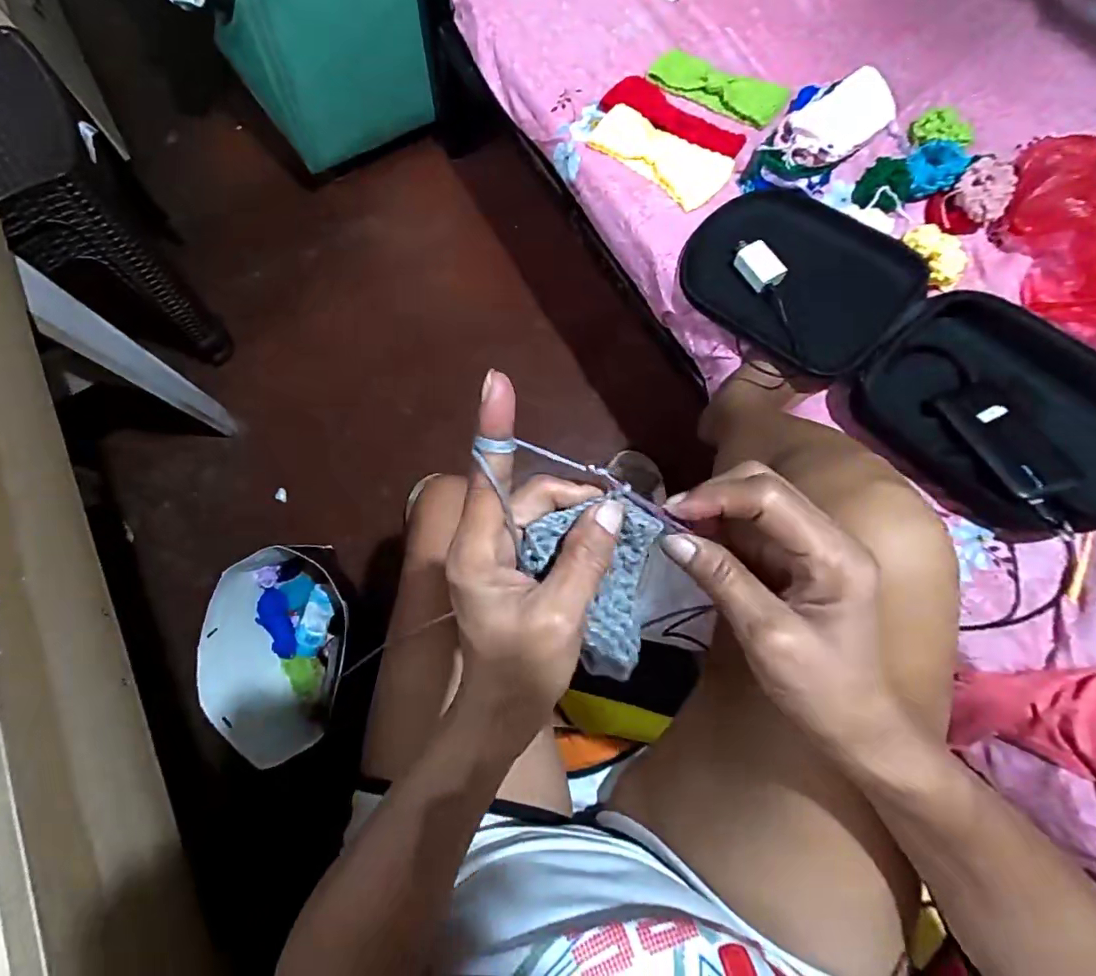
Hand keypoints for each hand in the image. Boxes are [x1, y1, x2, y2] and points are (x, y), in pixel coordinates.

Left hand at [447, 371, 620, 738]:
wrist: (498, 715)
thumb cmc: (523, 672)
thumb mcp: (562, 616)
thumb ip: (585, 558)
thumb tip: (611, 511)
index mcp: (478, 551)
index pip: (486, 476)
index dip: (493, 426)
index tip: (494, 379)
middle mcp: (479, 543)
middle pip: (525, 495)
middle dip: (570, 496)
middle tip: (617, 513)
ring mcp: (491, 556)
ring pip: (535, 514)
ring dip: (572, 515)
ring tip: (611, 529)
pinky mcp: (506, 569)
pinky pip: (539, 535)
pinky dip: (567, 534)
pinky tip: (593, 544)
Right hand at [659, 462, 905, 755]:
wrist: (859, 727)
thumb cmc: (821, 690)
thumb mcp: (767, 636)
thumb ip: (723, 580)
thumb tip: (672, 539)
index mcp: (835, 553)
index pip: (769, 497)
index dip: (716, 495)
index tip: (670, 512)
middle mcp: (829, 537)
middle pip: (764, 486)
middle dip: (713, 495)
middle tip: (670, 520)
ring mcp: (814, 546)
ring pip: (756, 501)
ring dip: (713, 509)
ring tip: (676, 530)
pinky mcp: (796, 560)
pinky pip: (752, 528)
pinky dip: (719, 528)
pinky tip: (696, 543)